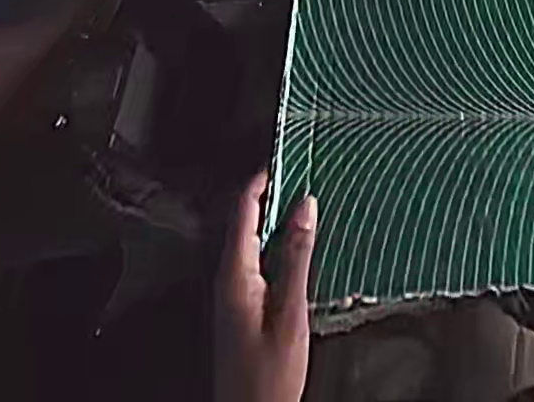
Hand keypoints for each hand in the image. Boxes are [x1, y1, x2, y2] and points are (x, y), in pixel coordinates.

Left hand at [216, 172, 316, 401]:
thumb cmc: (270, 374)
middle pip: (245, 219)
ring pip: (252, 237)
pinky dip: (276, 240)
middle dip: (272, 193)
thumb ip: (297, 255)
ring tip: (305, 202)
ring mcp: (233, 290)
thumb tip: (305, 204)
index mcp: (235, 271)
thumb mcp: (290, 311)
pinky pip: (257, 256)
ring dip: (276, 217)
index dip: (263, 179)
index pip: (243, 208)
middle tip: (302, 174)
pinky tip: (298, 243)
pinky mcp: (242, 303)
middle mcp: (228, 275)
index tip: (287, 158)